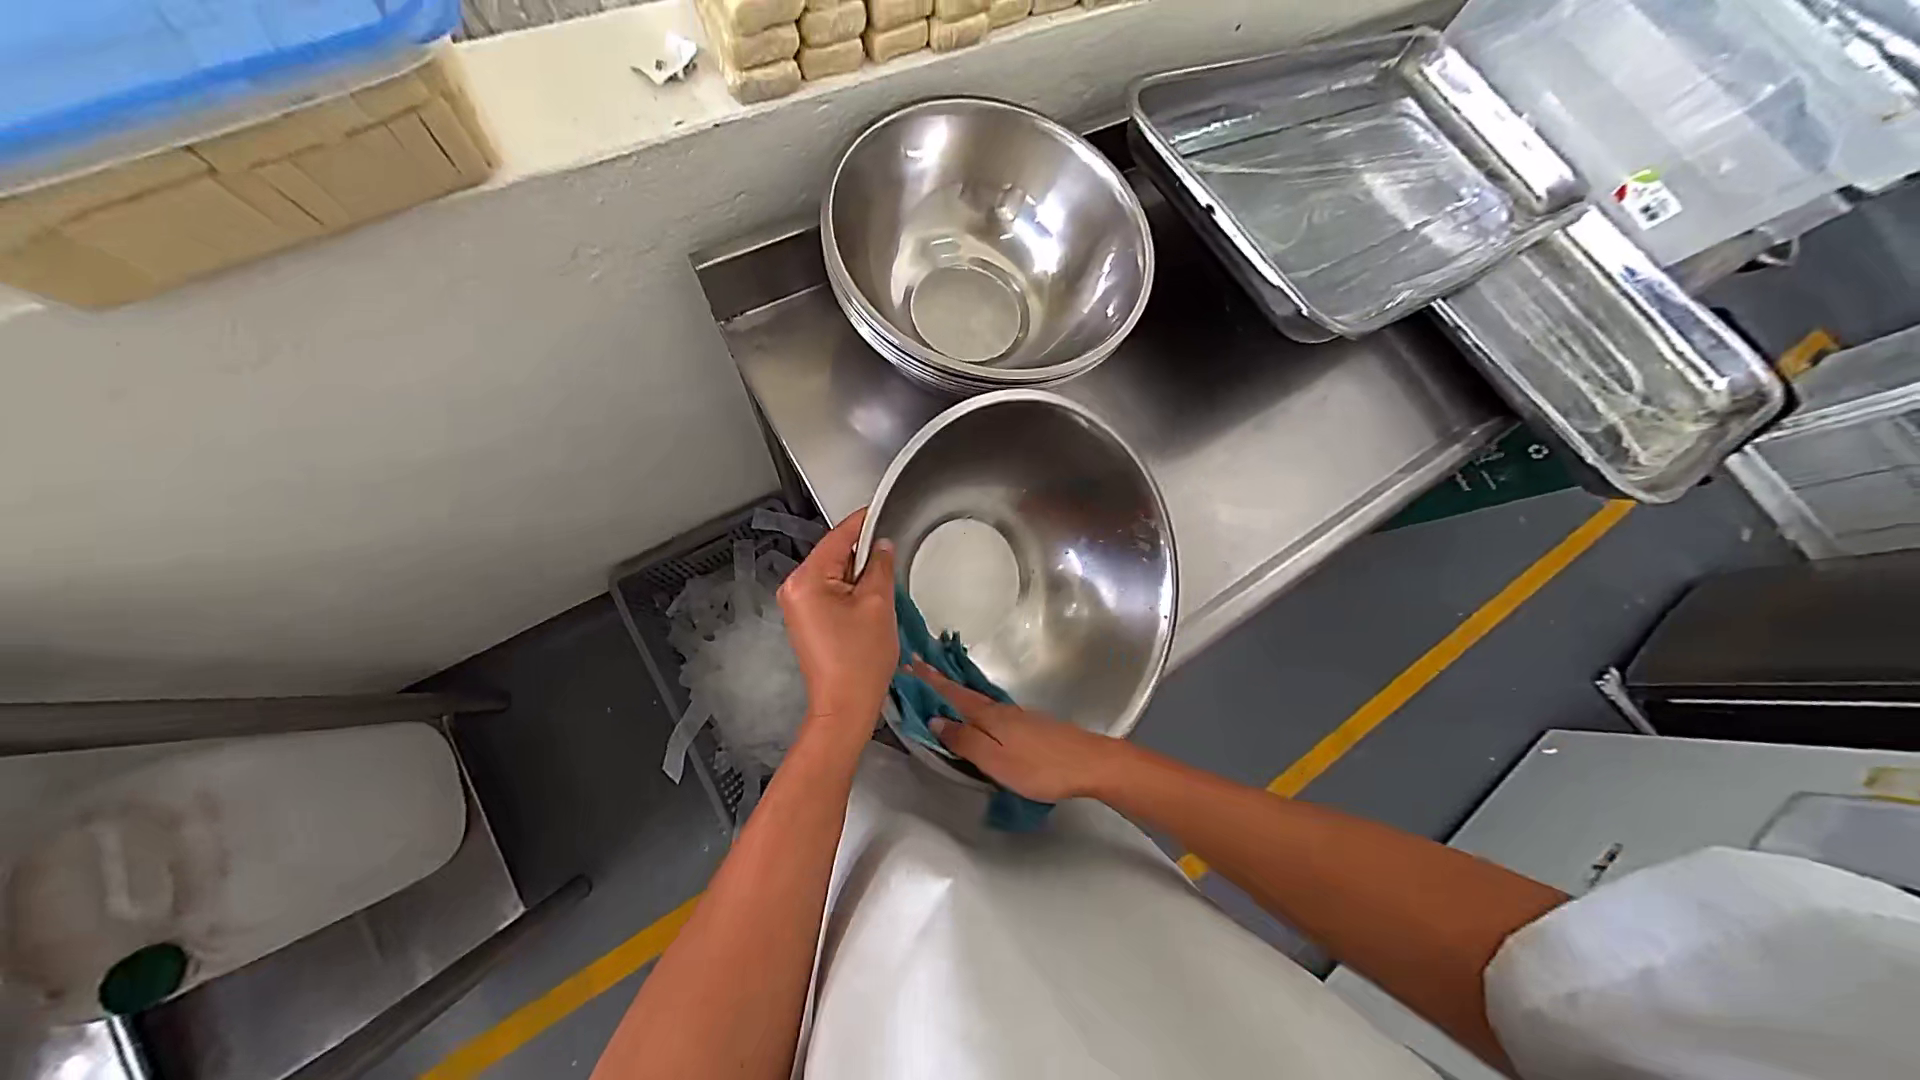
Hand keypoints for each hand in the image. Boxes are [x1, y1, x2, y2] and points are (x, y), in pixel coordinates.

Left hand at [778, 508, 897, 732]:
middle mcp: (794, 588)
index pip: (838, 537)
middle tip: (892, 558)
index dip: (863, 522)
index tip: (882, 509)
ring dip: (859, 575)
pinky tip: (869, 604)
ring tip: (882, 589)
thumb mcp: (878, 604)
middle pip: (835, 554)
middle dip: (864, 554)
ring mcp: (798, 605)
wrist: (845, 705)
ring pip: (835, 573)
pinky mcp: (807, 619)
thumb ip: (879, 565)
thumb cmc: (859, 660)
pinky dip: (851, 591)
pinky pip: (831, 591)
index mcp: (806, 580)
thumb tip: (881, 545)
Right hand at [911, 662, 1124, 801]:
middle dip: (939, 682)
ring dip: (956, 694)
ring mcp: (1018, 716)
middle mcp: (1000, 710)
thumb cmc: (1039, 766)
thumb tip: (935, 721)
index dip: (930, 681)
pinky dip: (975, 707)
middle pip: (964, 693)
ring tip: (939, 690)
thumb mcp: (994, 760)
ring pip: (979, 702)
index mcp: (988, 716)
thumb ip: (964, 741)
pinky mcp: (1030, 726)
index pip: (951, 694)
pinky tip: (977, 715)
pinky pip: (993, 711)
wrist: (1090, 763)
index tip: (910, 664)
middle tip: (918, 669)